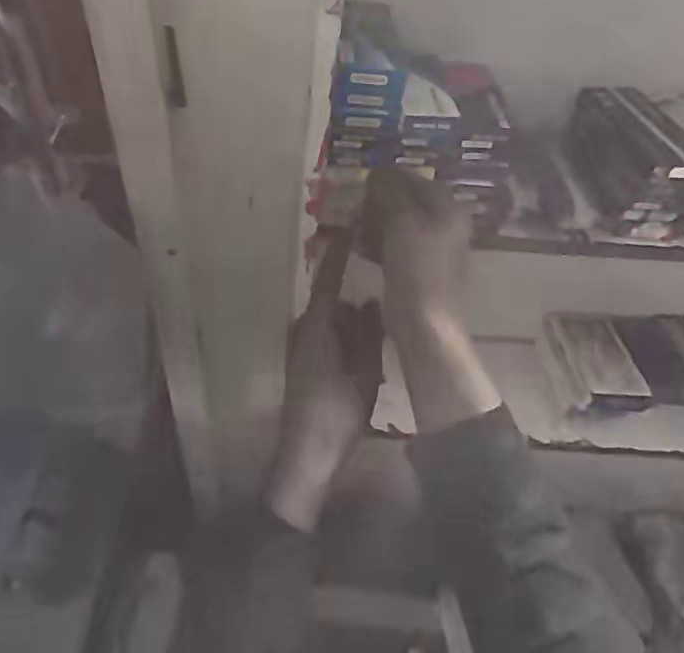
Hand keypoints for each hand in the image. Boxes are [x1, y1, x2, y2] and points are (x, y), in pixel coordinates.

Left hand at [265, 272, 383, 532]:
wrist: (306, 453)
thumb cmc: (338, 409)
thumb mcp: (365, 370)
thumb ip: (369, 331)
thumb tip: (371, 300)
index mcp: (317, 324)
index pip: (329, 278)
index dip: (339, 254)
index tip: (349, 229)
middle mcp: (304, 328)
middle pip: (333, 302)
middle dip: (355, 297)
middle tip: (383, 291)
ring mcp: (301, 347)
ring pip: (331, 322)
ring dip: (351, 322)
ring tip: (380, 327)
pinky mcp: (303, 364)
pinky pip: (327, 338)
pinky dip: (345, 337)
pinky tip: (366, 352)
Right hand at [363, 169, 472, 334]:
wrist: (424, 322)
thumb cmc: (416, 265)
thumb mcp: (402, 221)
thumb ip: (391, 192)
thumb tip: (378, 173)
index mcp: (448, 210)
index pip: (418, 180)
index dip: (391, 176)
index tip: (365, 178)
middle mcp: (445, 226)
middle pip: (408, 202)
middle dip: (379, 200)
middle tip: (355, 202)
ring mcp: (433, 249)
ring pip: (400, 224)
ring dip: (375, 220)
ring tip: (352, 222)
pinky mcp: (418, 269)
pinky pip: (396, 246)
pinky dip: (378, 242)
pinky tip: (358, 245)